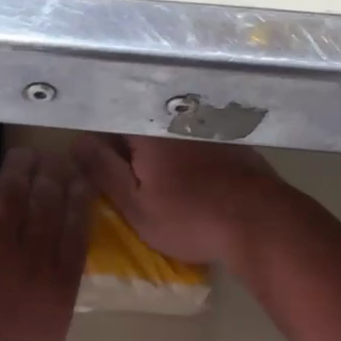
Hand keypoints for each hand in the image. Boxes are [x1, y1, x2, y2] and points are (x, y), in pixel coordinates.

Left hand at [0, 126, 91, 340]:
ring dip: (19, 170)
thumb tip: (43, 306)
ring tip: (24, 152)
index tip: (81, 185)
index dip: (79, 207)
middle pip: (47, 209)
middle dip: (52, 180)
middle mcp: (32, 257)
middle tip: (54, 158)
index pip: (74, 237)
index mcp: (56, 289)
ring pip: (13, 196)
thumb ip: (43, 319)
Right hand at [72, 134, 303, 268]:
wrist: (264, 224)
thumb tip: (75, 142)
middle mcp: (177, 116)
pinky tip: (196, 182)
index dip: (100, 147)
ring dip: (161, 153)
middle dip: (130, 149)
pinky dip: (189, 156)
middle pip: (139, 125)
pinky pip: (197, 140)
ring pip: (170, 133)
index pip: (108, 122)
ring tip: (165, 186)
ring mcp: (209, 125)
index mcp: (147, 127)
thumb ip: (102, 170)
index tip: (101, 172)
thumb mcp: (135, 204)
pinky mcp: (233, 140)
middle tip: (134, 186)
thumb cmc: (191, 217)